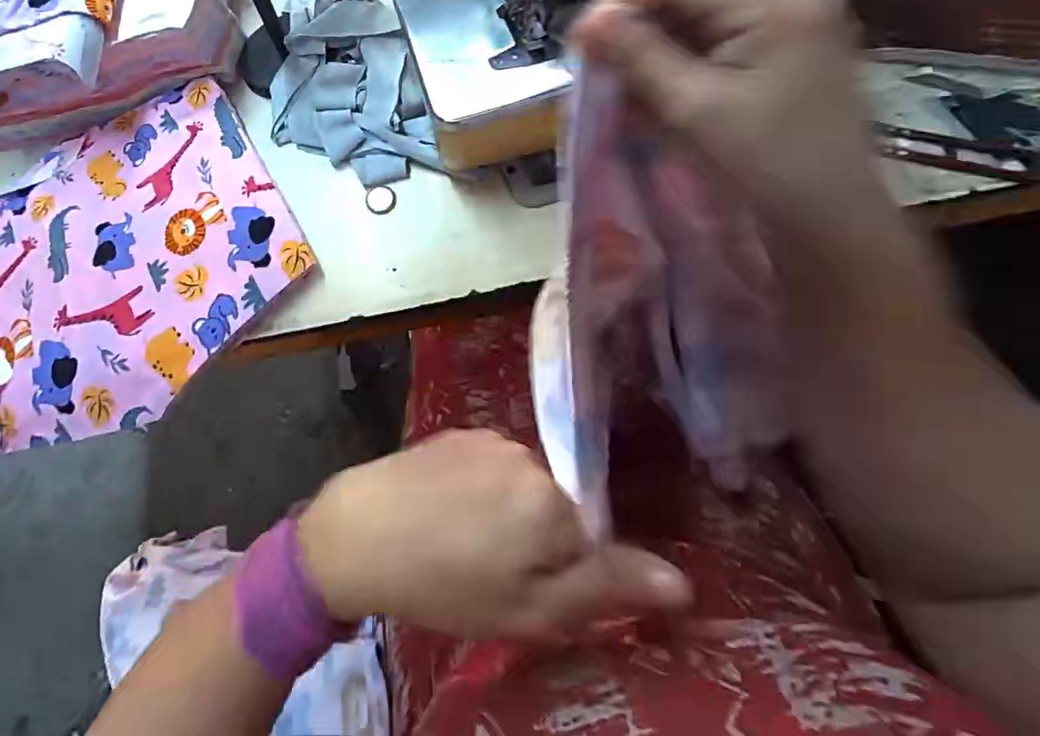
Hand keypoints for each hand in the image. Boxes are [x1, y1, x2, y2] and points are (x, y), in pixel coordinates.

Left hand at [297, 429, 690, 640]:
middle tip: (488, 568)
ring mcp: (488, 437)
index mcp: (554, 498)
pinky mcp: (455, 431)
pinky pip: (488, 465)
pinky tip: (444, 510)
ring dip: (505, 511)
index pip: (591, 537)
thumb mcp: (529, 608)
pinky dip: (478, 488)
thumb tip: (682, 580)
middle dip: (535, 537)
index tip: (523, 585)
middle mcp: (528, 454)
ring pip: (521, 483)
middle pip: (556, 504)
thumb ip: (605, 588)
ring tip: (460, 539)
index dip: (563, 569)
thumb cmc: (445, 582)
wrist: (357, 532)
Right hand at [568, 0, 890, 253]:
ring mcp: (794, 23)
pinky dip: (681, 60)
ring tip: (618, 79)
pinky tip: (655, 88)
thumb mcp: (692, 107)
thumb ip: (639, 55)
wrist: (831, 221)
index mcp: (775, 3)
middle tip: (593, 61)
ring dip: (655, 45)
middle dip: (636, 25)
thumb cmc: (764, 165)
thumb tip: (588, 22)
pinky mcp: (788, 50)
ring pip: (701, 17)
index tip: (577, 39)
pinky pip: (720, 40)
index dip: (620, 3)